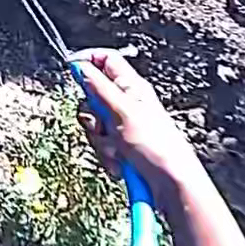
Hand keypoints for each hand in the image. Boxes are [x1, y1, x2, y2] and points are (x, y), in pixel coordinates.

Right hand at [74, 48, 205, 195]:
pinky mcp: (120, 147)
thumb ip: (97, 86)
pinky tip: (120, 164)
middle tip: (103, 124)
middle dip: (91, 114)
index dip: (87, 60)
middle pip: (92, 95)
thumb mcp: (122, 110)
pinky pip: (100, 145)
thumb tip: (79, 64)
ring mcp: (123, 126)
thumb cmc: (157, 147)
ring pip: (93, 123)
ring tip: (117, 150)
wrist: (172, 187)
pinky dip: (106, 156)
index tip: (72, 71)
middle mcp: (126, 103)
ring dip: (100, 140)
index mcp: (131, 86)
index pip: (105, 59)